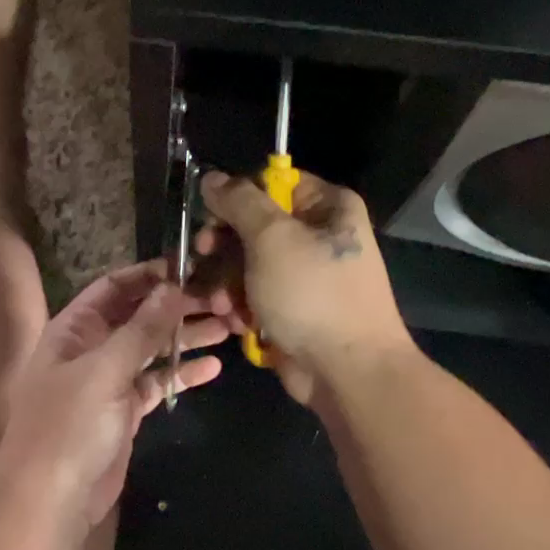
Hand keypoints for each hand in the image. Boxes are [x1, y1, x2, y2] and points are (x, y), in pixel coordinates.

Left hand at [0, 260, 232, 524]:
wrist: (51, 500)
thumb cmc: (68, 427)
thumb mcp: (104, 371)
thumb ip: (141, 329)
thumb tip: (173, 287)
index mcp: (72, 329)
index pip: (114, 288)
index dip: (150, 276)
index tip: (192, 269)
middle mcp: (90, 349)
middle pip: (137, 317)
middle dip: (176, 307)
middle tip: (222, 300)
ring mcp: (108, 381)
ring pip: (151, 349)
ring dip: (186, 338)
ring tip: (230, 328)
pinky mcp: (124, 411)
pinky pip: (156, 383)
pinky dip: (182, 374)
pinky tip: (214, 368)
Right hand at [195, 170, 412, 403]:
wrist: (347, 371)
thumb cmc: (313, 294)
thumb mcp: (272, 238)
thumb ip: (239, 202)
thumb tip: (212, 178)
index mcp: (327, 207)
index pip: (272, 183)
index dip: (236, 197)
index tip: (210, 217)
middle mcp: (319, 236)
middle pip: (254, 226)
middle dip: (224, 247)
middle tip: (203, 257)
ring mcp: (305, 277)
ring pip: (248, 264)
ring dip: (227, 282)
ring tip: (222, 304)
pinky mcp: (292, 310)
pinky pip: (256, 296)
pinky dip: (241, 307)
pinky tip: (234, 321)